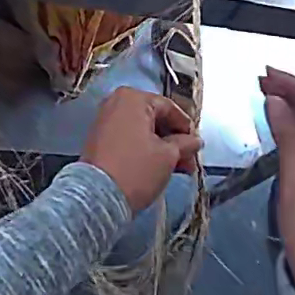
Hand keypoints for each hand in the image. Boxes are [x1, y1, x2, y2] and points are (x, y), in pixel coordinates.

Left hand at [81, 87, 202, 213]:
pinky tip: (158, 166)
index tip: (196, 144)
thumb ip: (185, 144)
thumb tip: (195, 140)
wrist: (98, 196)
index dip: (186, 126)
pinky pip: (128, 136)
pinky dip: (144, 148)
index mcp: (133, 98)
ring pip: (142, 129)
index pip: (168, 107)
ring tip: (178, 167)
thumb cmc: (136, 169)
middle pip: (154, 117)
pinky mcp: (99, 137)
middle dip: (174, 140)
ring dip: (161, 146)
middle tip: (189, 159)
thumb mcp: (168, 156)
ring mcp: (105, 119)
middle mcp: (116, 102)